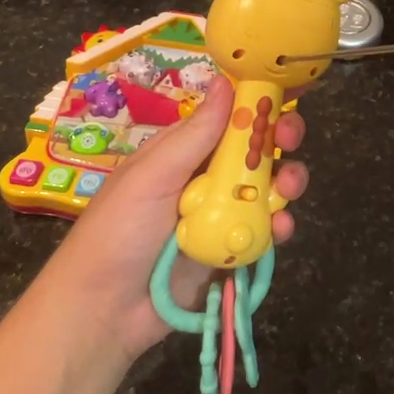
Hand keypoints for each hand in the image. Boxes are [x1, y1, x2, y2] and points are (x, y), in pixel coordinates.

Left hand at [46, 77, 307, 361]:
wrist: (103, 313)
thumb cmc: (117, 232)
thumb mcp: (151, 176)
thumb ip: (195, 134)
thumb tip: (226, 80)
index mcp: (185, 150)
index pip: (229, 117)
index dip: (258, 105)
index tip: (282, 98)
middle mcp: (209, 176)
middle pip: (257, 148)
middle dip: (280, 139)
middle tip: (290, 141)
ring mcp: (224, 213)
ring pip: (269, 187)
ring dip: (287, 181)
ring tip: (289, 189)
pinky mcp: (234, 247)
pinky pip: (267, 229)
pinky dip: (280, 226)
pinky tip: (279, 230)